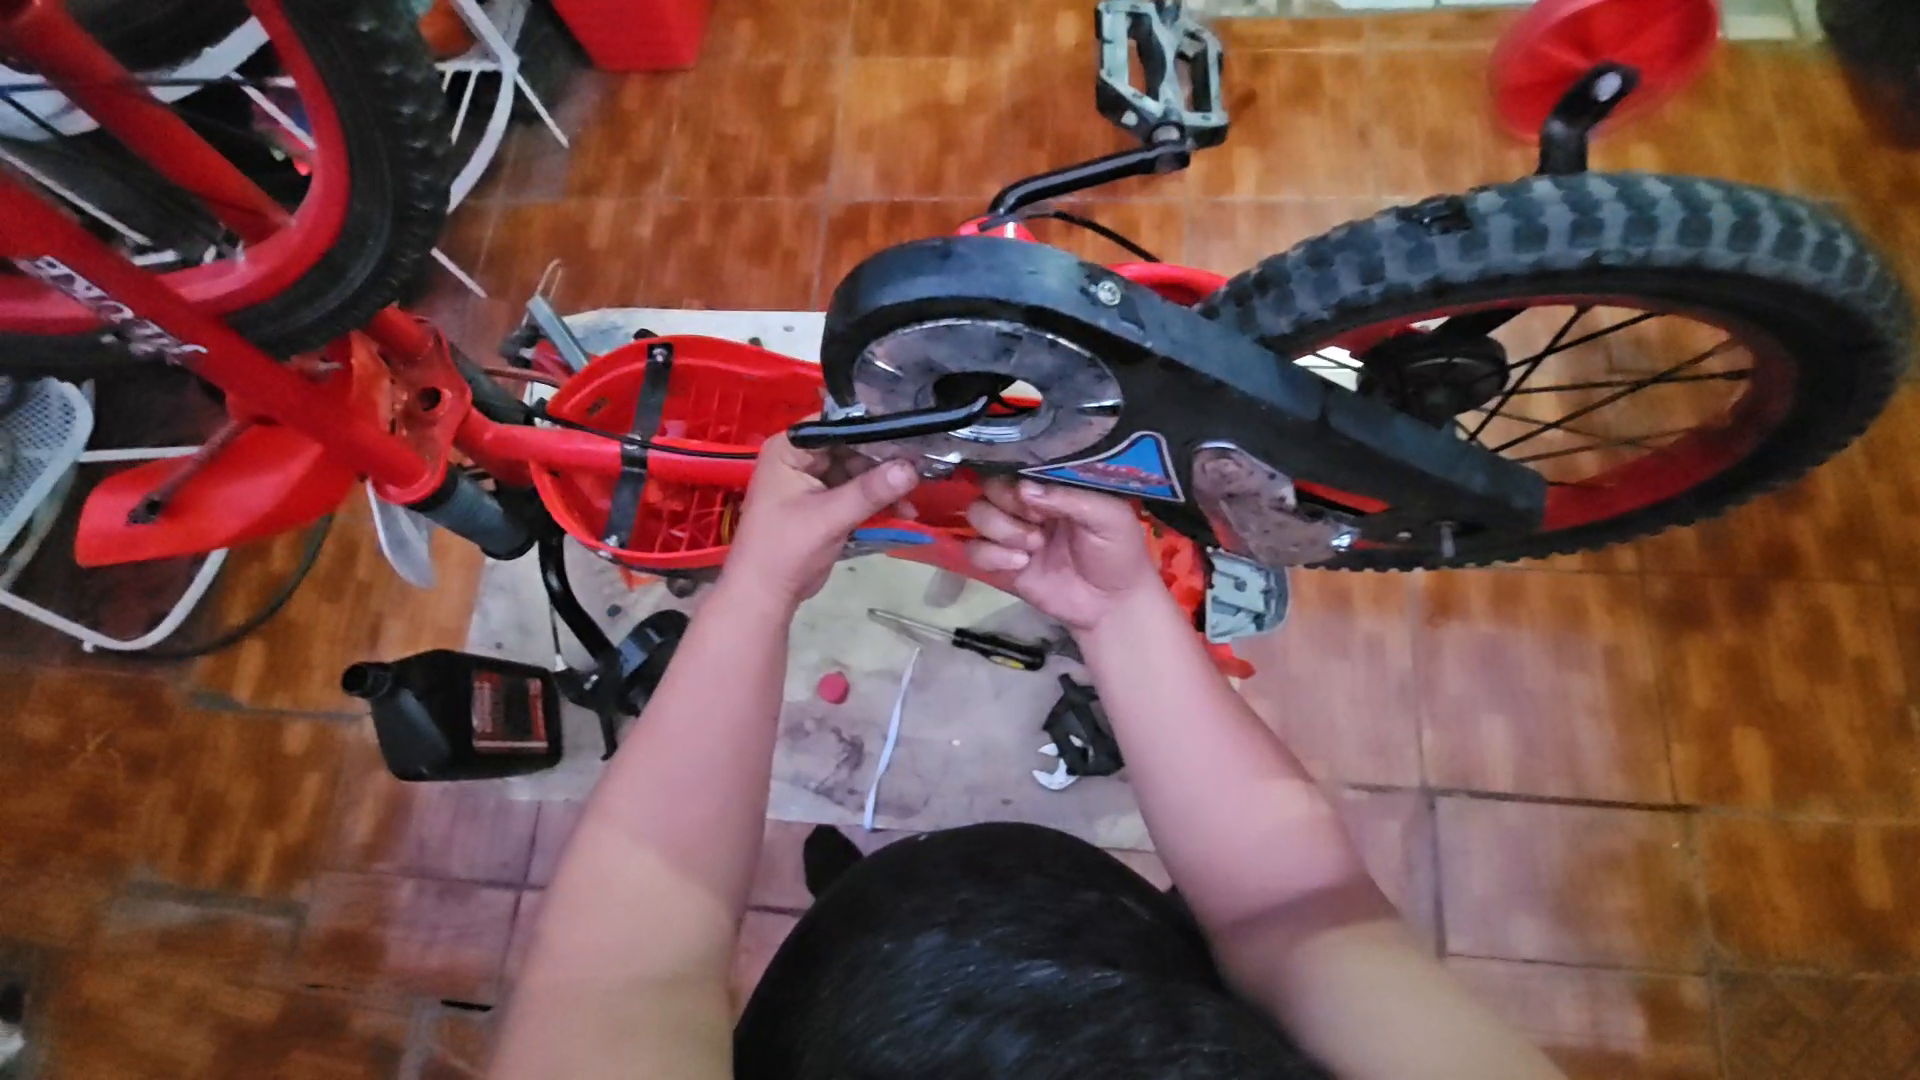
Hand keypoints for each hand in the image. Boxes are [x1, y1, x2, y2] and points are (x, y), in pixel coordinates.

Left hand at [725, 433, 919, 605]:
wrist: (765, 594)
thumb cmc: (785, 549)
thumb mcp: (829, 517)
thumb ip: (869, 491)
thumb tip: (911, 468)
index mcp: (790, 449)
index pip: (836, 424)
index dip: (872, 425)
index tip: (910, 430)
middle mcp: (802, 458)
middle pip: (852, 446)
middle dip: (885, 458)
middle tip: (923, 463)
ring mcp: (814, 481)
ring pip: (859, 470)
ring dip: (886, 482)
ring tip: (917, 491)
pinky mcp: (826, 503)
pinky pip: (858, 492)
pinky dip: (878, 500)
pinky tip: (905, 510)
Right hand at [963, 477, 1162, 632]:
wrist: (1113, 605)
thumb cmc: (1118, 553)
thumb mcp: (1109, 517)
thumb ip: (1071, 498)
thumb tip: (1025, 490)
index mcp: (1053, 489)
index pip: (1018, 469)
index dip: (1019, 482)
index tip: (1036, 501)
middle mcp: (1028, 506)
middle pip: (990, 488)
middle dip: (1008, 505)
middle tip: (1036, 522)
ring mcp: (1012, 534)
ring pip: (978, 514)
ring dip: (1001, 529)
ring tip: (1033, 546)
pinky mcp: (1002, 564)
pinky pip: (974, 550)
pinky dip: (992, 555)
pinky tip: (1020, 564)